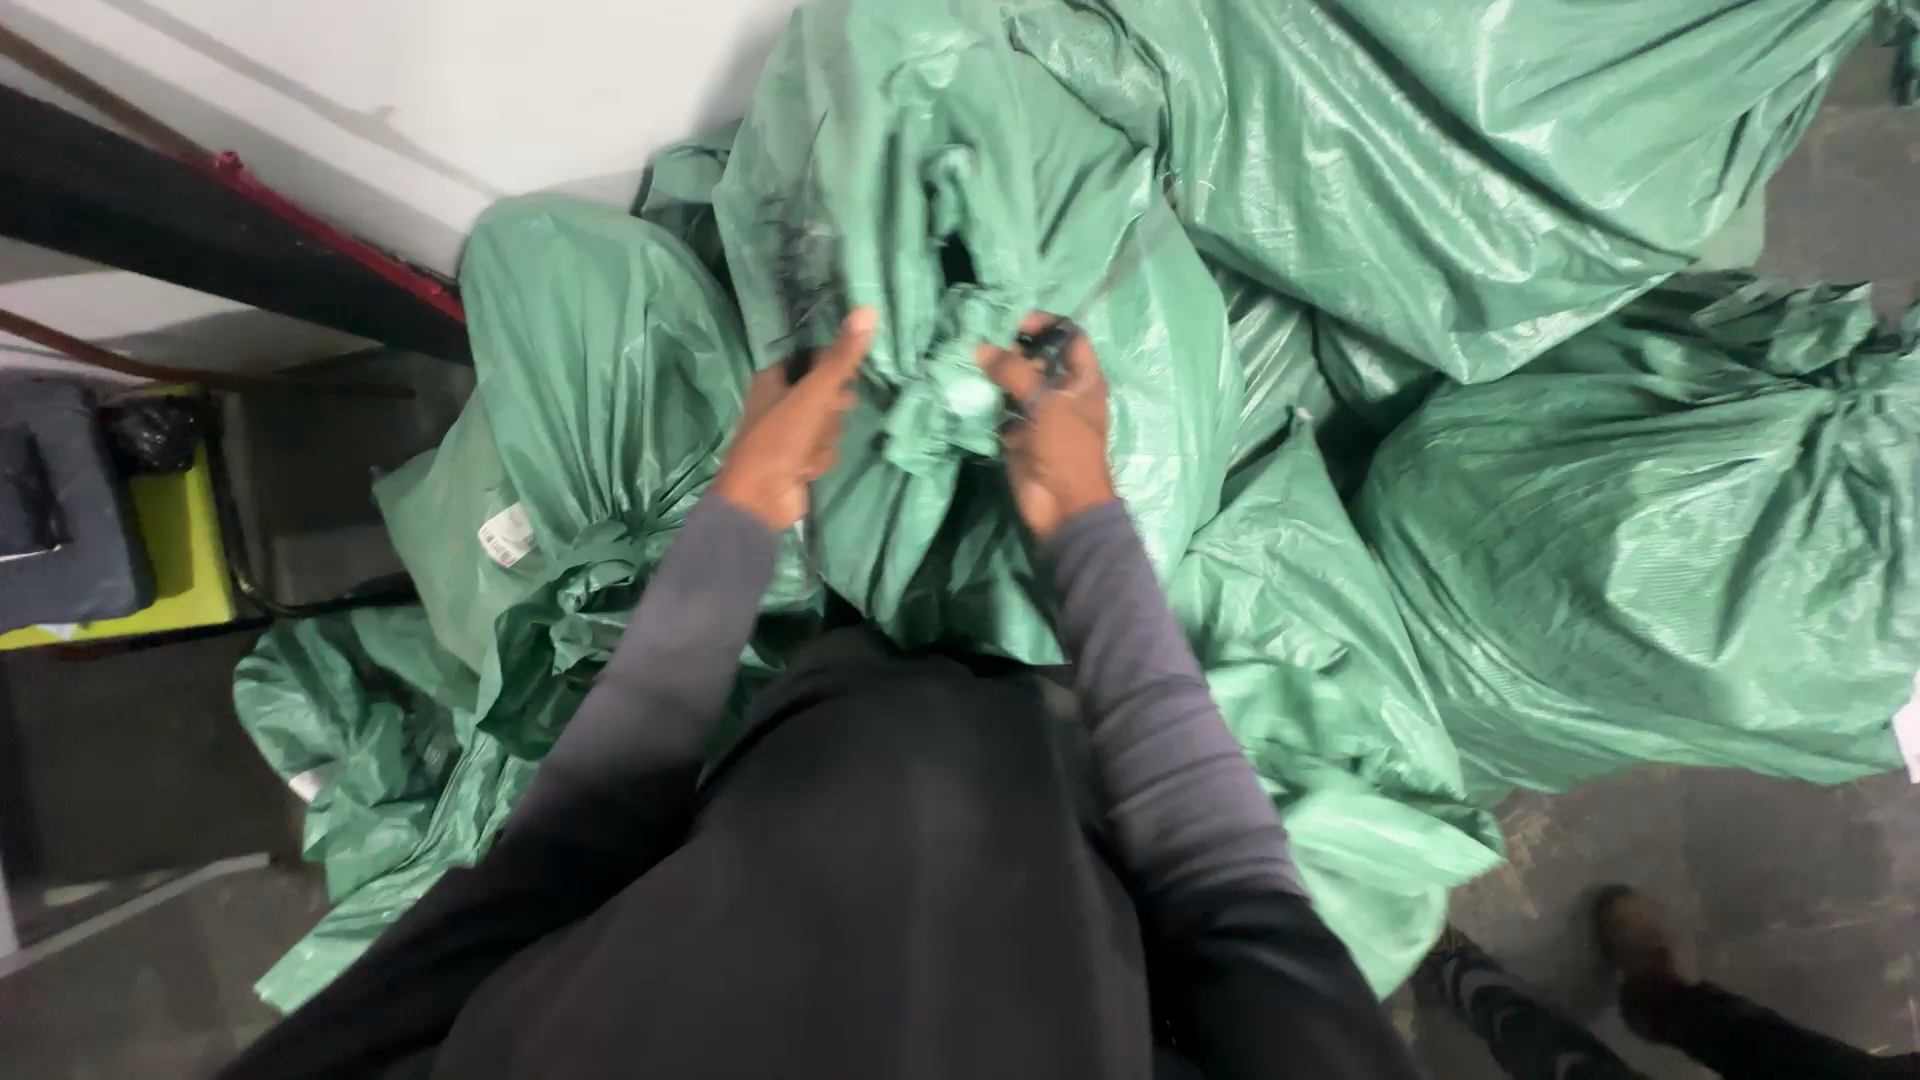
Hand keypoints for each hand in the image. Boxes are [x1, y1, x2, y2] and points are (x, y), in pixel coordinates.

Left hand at [713, 307, 874, 528]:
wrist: (761, 497)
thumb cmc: (781, 438)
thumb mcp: (814, 394)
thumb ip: (841, 358)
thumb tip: (868, 311)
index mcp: (773, 378)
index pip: (815, 361)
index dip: (834, 369)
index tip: (846, 380)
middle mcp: (780, 402)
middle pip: (826, 394)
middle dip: (832, 410)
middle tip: (829, 415)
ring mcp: (789, 433)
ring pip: (828, 424)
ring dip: (826, 438)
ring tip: (809, 450)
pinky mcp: (798, 459)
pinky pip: (823, 449)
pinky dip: (819, 459)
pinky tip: (806, 468)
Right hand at [976, 313, 1115, 540]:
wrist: (1062, 504)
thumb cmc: (1066, 447)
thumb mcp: (1046, 401)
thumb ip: (1015, 371)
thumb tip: (982, 350)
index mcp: (1083, 379)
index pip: (1068, 338)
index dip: (1047, 326)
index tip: (1017, 324)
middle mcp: (1062, 392)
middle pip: (1036, 360)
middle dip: (1012, 350)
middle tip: (985, 344)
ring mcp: (1039, 413)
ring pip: (1015, 384)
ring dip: (995, 375)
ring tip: (971, 362)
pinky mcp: (1019, 434)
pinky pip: (1001, 410)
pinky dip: (987, 401)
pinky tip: (969, 389)